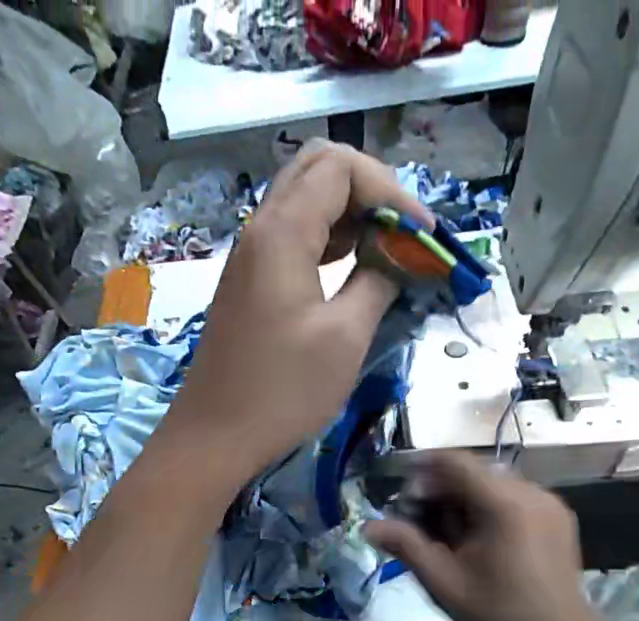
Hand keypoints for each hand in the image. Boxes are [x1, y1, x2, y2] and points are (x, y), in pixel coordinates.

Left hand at [159, 141, 433, 481]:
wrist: (215, 435)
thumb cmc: (283, 391)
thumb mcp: (345, 338)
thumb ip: (378, 282)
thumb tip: (398, 257)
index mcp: (282, 232)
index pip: (343, 167)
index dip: (392, 191)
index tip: (423, 236)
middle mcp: (261, 230)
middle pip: (318, 170)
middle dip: (371, 192)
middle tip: (403, 234)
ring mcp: (250, 256)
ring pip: (304, 202)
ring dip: (350, 215)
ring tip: (386, 251)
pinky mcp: (249, 283)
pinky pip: (293, 237)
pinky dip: (328, 240)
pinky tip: (352, 269)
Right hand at [364, 452, 607, 620]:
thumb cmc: (499, 615)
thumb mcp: (445, 582)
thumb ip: (406, 546)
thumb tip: (368, 526)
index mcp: (505, 503)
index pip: (455, 461)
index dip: (423, 471)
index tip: (404, 498)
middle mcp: (532, 491)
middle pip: (475, 471)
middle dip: (443, 491)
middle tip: (422, 523)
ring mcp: (550, 502)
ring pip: (494, 483)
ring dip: (466, 500)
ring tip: (452, 536)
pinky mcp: (559, 516)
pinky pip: (515, 497)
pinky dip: (491, 508)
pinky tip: (481, 541)